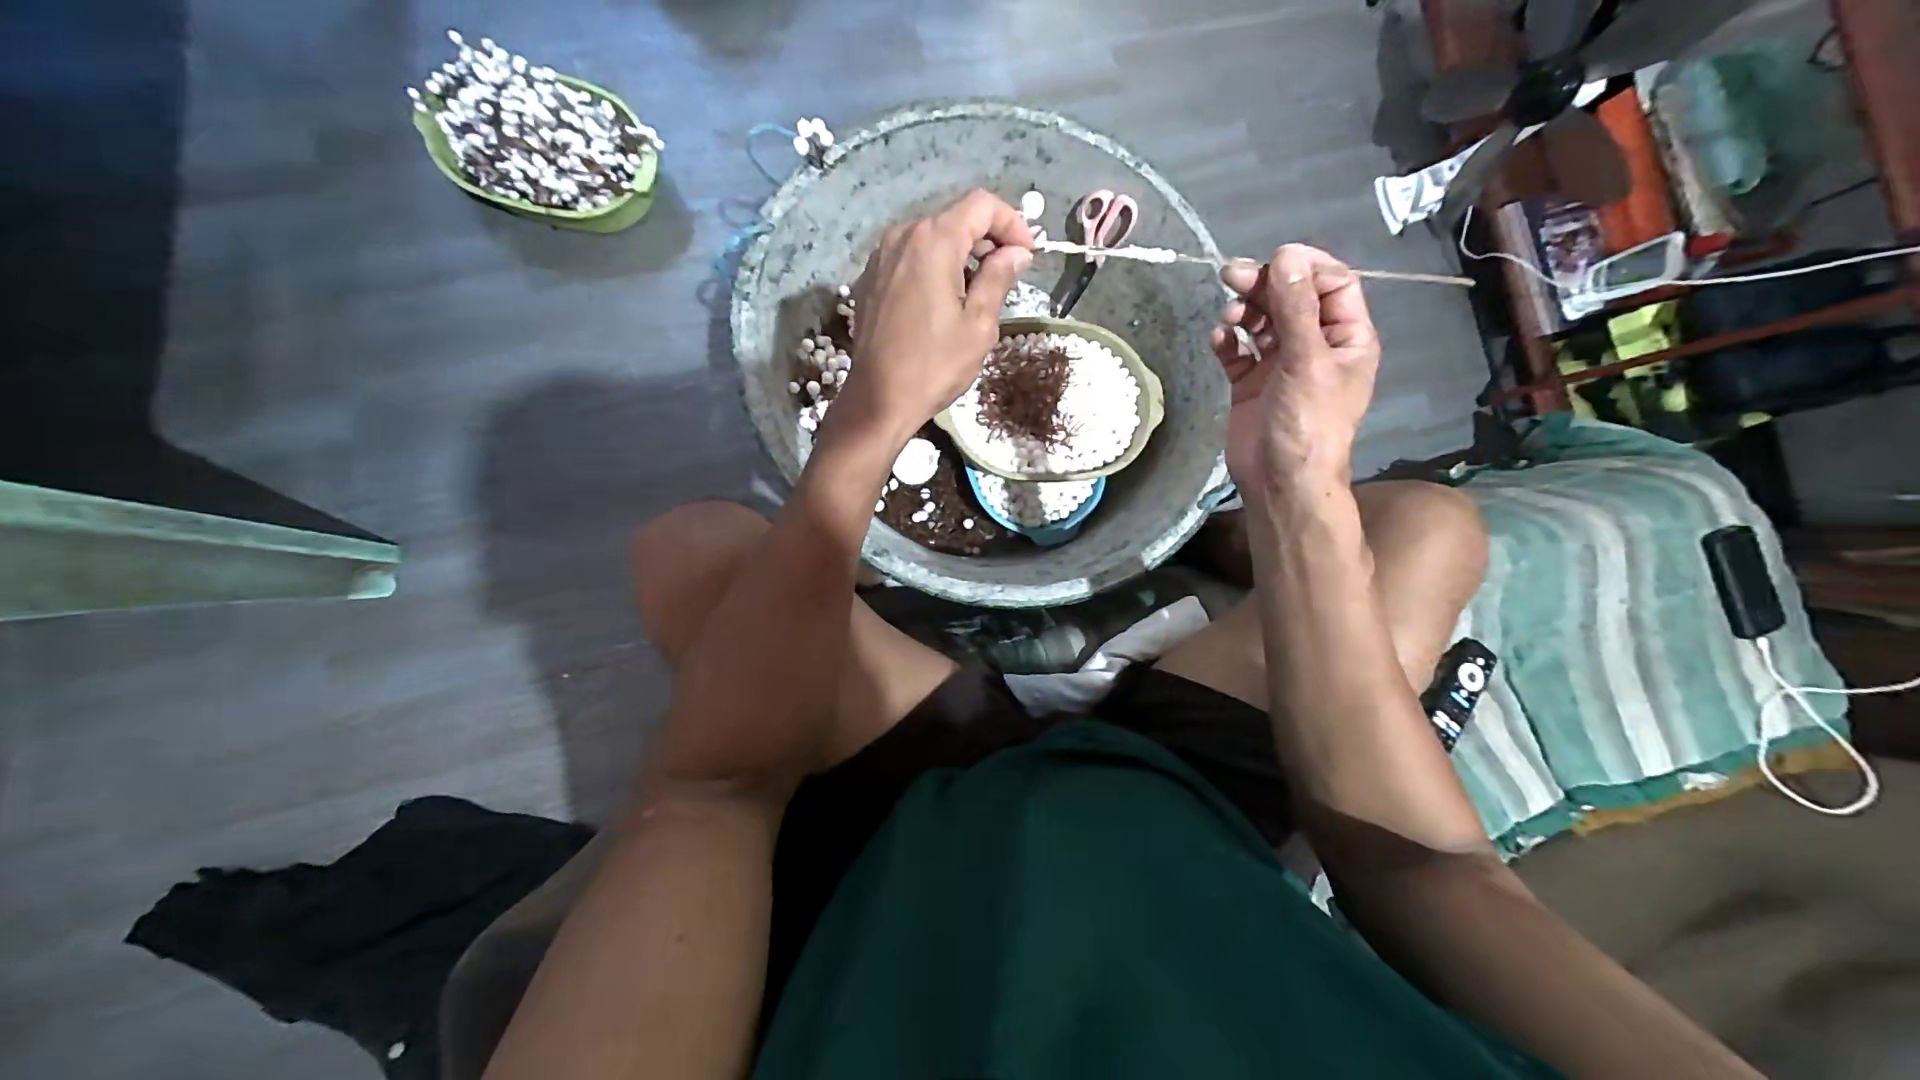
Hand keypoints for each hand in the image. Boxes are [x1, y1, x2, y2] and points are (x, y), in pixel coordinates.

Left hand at [834, 190, 1033, 440]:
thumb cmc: (934, 365)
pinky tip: (943, 302)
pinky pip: (911, 258)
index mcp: (933, 242)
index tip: (1026, 254)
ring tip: (976, 294)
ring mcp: (881, 256)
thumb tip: (1016, 253)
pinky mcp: (871, 278)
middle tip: (1007, 277)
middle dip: (987, 241)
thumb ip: (999, 278)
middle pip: (955, 219)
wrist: (878, 399)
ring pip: (932, 239)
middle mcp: (903, 236)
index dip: (1011, 223)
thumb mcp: (978, 325)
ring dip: (961, 256)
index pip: (981, 205)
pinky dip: (934, 268)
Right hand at [1209, 244, 1380, 500]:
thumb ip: (1295, 307)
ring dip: (1243, 313)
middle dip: (1264, 285)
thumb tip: (1285, 254)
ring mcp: (1281, 366)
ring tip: (1226, 317)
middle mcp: (1315, 347)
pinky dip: (1228, 344)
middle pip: (1292, 300)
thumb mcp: (1306, 360)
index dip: (1304, 267)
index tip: (1271, 259)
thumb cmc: (1307, 422)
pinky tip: (1218, 342)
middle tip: (1231, 276)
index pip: (1332, 284)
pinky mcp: (1251, 385)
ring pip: (1262, 324)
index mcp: (1346, 338)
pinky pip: (1239, 354)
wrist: (1281, 481)